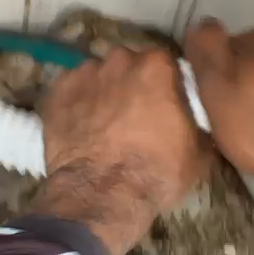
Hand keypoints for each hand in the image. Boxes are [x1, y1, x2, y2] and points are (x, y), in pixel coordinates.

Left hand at [35, 46, 209, 254]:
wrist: (101, 194)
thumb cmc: (156, 171)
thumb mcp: (198, 151)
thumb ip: (196, 121)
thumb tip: (196, 118)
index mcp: (156, 66)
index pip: (163, 63)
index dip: (164, 84)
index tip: (163, 103)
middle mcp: (118, 60)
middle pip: (128, 65)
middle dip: (131, 83)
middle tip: (133, 114)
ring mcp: (83, 73)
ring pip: (98, 76)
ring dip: (103, 92)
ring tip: (103, 123)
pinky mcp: (56, 91)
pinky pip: (71, 90)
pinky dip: (76, 103)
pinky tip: (80, 126)